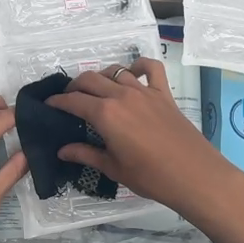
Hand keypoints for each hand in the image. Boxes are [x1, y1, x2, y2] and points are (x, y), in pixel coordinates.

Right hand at [45, 58, 243, 220]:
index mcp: (105, 114)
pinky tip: (132, 74)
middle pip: (90, 80)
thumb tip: (62, 150)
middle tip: (69, 99)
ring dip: (101, 77)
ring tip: (96, 90)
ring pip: (116, 72)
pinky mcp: (163, 93)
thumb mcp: (113, 167)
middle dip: (75, 86)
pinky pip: (150, 68)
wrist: (194, 175)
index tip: (49, 104)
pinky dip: (138, 66)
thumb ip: (86, 154)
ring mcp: (144, 91)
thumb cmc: (151, 177)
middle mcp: (122, 95)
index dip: (58, 102)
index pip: (73, 101)